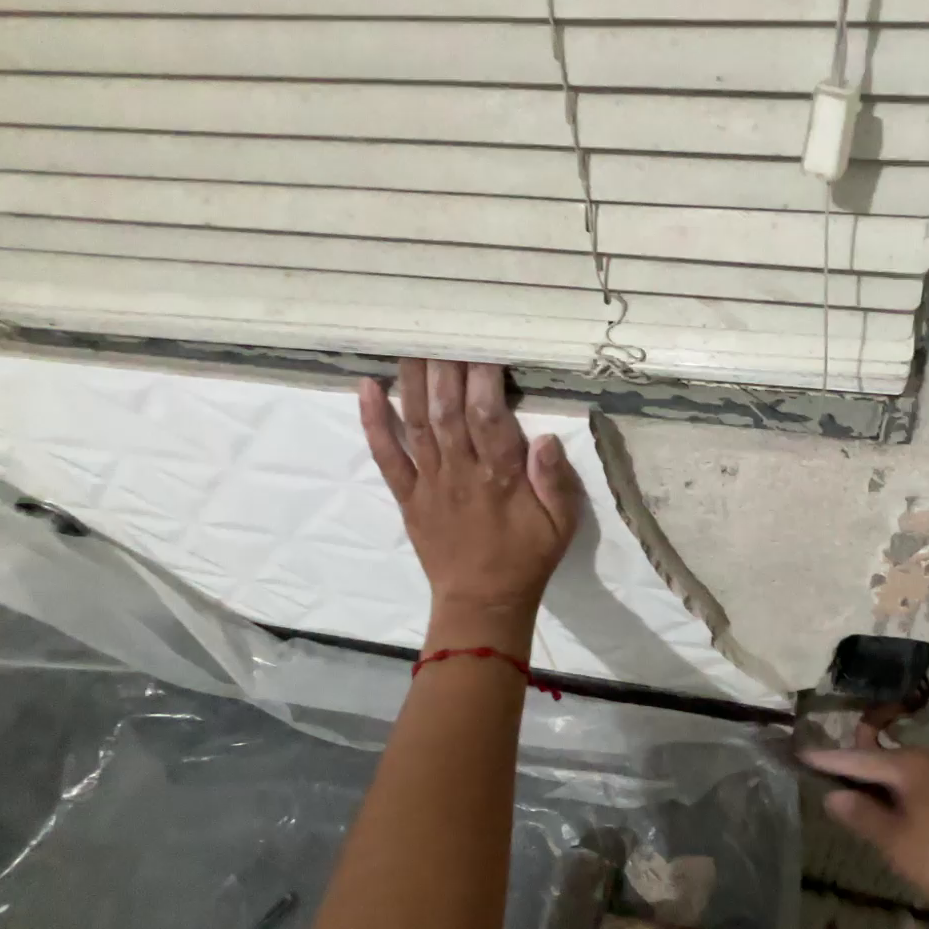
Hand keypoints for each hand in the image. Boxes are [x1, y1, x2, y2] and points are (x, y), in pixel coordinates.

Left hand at [358, 360, 582, 616]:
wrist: (482, 602)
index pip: (488, 416)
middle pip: (447, 410)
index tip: (482, 342)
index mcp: (500, 477)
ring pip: (417, 423)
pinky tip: (366, 387)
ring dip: (412, 380)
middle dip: (445, 366)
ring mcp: (429, 483)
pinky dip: (373, 422)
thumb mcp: (562, 523)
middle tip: (442, 326)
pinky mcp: (407, 495)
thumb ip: (555, 481)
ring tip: (410, 339)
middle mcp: (460, 472)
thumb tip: (547, 438)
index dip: (483, 377)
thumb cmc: (528, 557)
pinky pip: (386, 456)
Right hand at [804, 728, 928, 928]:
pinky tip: (911, 814)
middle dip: (862, 771)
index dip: (829, 759)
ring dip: (889, 784)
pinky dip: (913, 791)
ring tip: (872, 805)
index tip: (802, 752)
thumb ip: (863, 816)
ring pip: (912, 770)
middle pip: (887, 759)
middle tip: (836, 782)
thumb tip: (834, 794)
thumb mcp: (898, 845)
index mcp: (913, 764)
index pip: (860, 758)